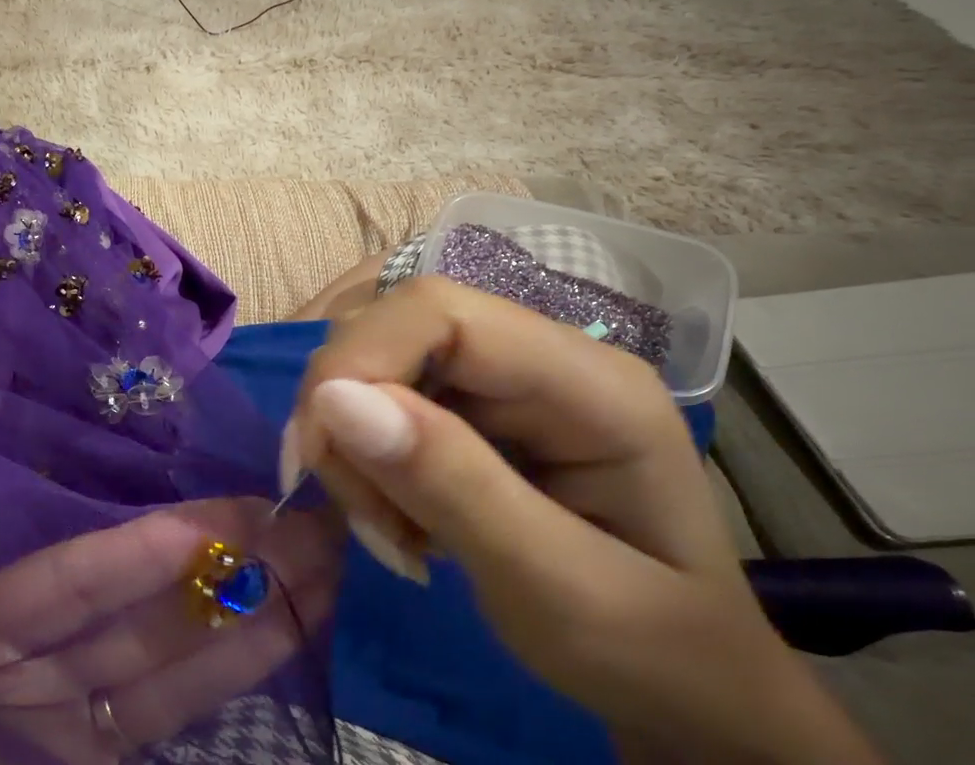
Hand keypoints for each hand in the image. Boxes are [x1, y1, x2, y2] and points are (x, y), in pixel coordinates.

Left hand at [0, 498, 336, 764]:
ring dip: (238, 613)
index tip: (214, 517)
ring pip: (164, 656)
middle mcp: (24, 659)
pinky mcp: (87, 764)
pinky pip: (160, 720)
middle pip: (131, 607)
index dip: (136, 551)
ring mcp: (63, 716)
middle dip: (213, 563)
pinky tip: (277, 637)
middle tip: (299, 519)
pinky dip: (222, 680)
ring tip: (315, 566)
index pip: (61, 581)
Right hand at [282, 276, 881, 764]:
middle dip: (346, 415)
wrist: (687, 691)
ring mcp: (506, 382)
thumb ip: (454, 488)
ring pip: (375, 363)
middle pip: (395, 330)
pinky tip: (391, 517)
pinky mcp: (474, 409)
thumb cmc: (651, 653)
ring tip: (387, 530)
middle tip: (363, 517)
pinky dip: (360, 458)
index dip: (359, 360)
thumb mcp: (559, 592)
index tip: (315, 456)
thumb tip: (334, 397)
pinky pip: (380, 401)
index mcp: (593, 385)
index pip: (440, 312)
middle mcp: (544, 358)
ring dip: (349, 444)